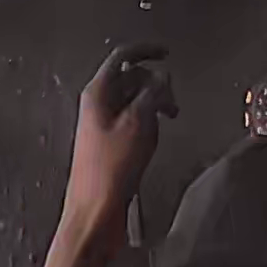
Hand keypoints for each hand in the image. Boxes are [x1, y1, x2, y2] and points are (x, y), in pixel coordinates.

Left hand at [60, 44, 177, 240]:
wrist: (93, 216)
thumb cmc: (113, 166)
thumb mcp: (139, 123)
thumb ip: (153, 92)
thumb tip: (163, 76)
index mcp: (98, 92)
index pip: (122, 55)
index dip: (145, 50)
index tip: (167, 53)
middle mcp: (98, 102)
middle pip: (131, 77)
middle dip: (155, 85)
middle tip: (173, 105)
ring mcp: (103, 123)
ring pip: (134, 99)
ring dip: (154, 105)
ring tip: (168, 122)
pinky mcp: (110, 142)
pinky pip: (133, 120)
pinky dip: (147, 122)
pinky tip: (154, 140)